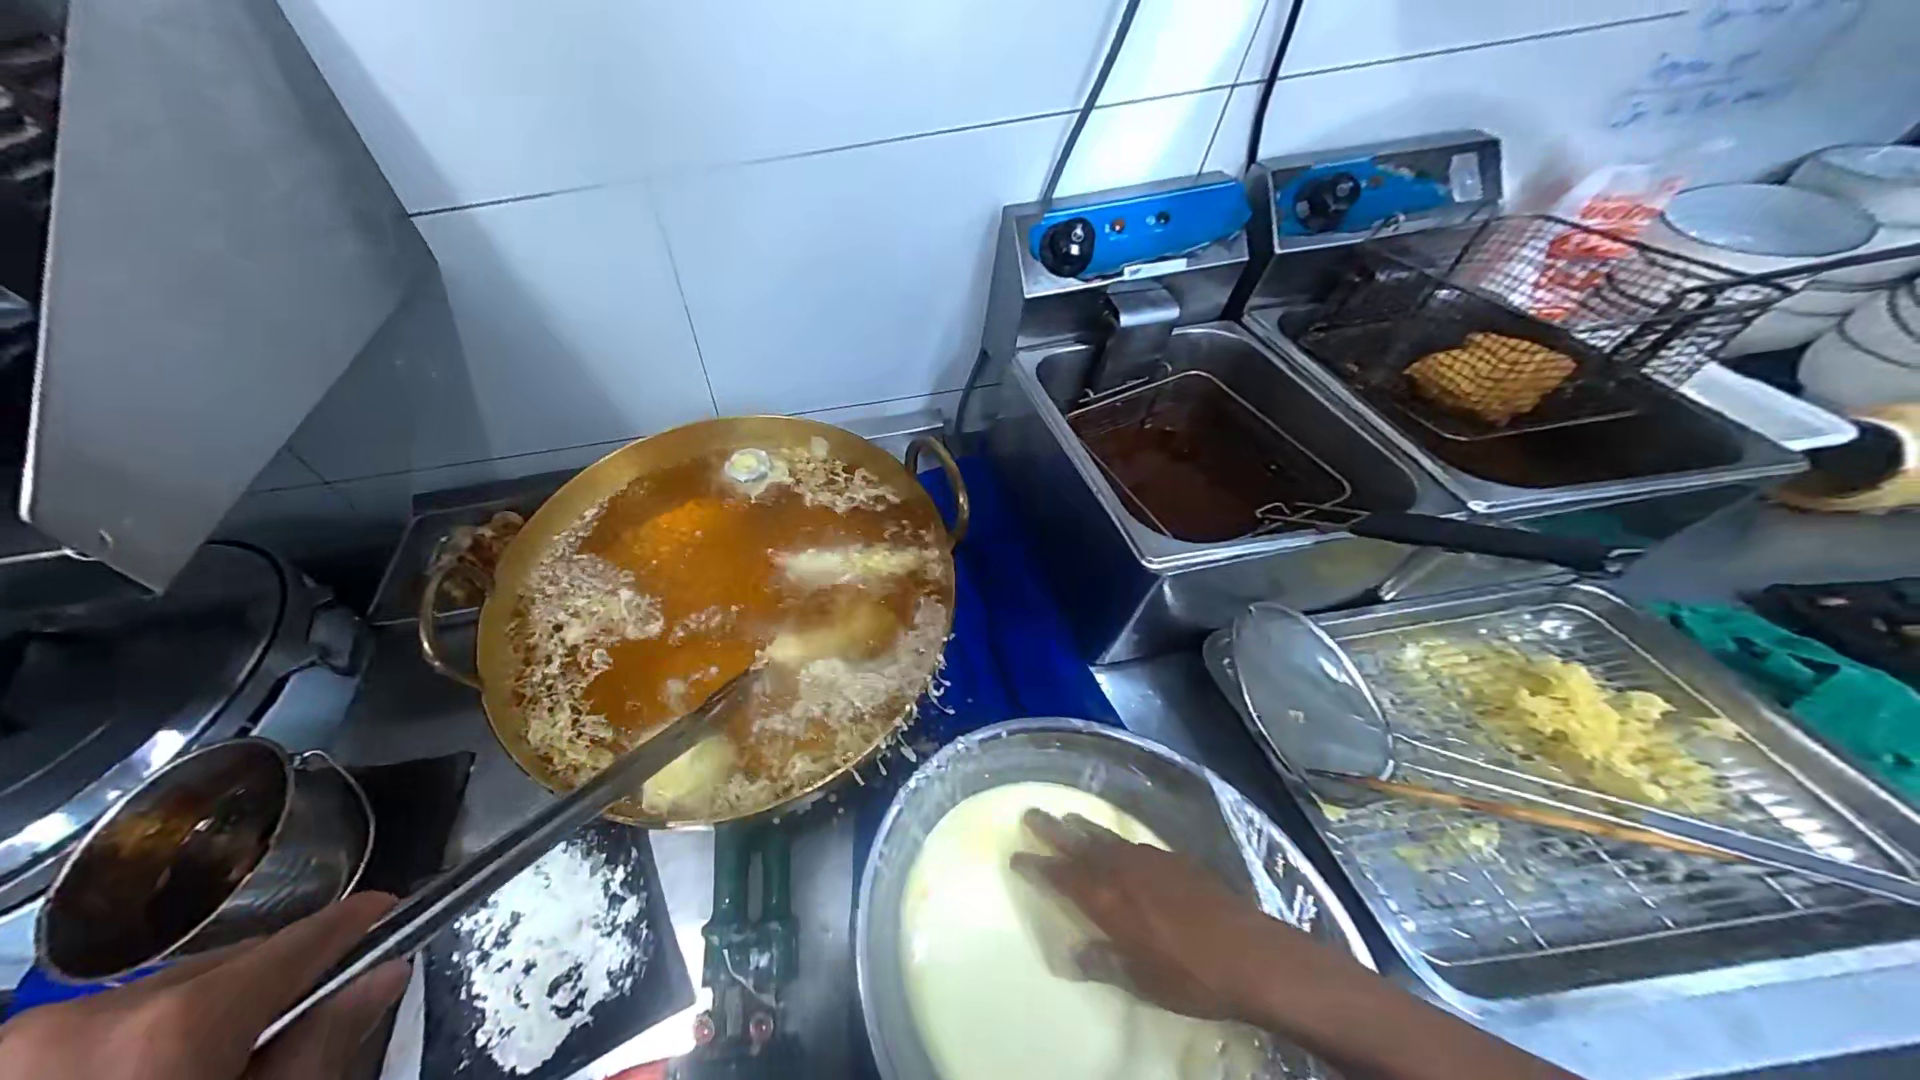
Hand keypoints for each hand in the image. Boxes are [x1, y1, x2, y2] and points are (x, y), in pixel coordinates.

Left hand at [0, 892, 408, 1079]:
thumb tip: (382, 975)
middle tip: (295, 1027)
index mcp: (176, 1025)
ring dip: (200, 1016)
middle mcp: (93, 1017)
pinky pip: (92, 1031)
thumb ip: (321, 1047)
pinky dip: (133, 1046)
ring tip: (207, 1072)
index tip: (386, 914)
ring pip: (159, 995)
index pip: (298, 940)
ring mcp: (16, 1046)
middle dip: (270, 985)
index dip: (356, 922)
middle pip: (227, 965)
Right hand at [1013, 811, 1585, 1079]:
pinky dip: (1113, 836)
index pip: (1061, 875)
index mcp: (1107, 900)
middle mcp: (1122, 870)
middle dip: (1051, 829)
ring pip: (1105, 836)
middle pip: (1078, 843)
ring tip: (1065, 816)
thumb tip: (1066, 955)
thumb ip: (1100, 961)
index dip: (1037, 865)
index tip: (1016, 854)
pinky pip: (1132, 841)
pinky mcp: (1174, 858)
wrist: (1253, 955)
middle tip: (1029, 813)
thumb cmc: (1190, 976)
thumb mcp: (1140, 980)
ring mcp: (1150, 859)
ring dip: (1081, 826)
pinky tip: (1115, 839)